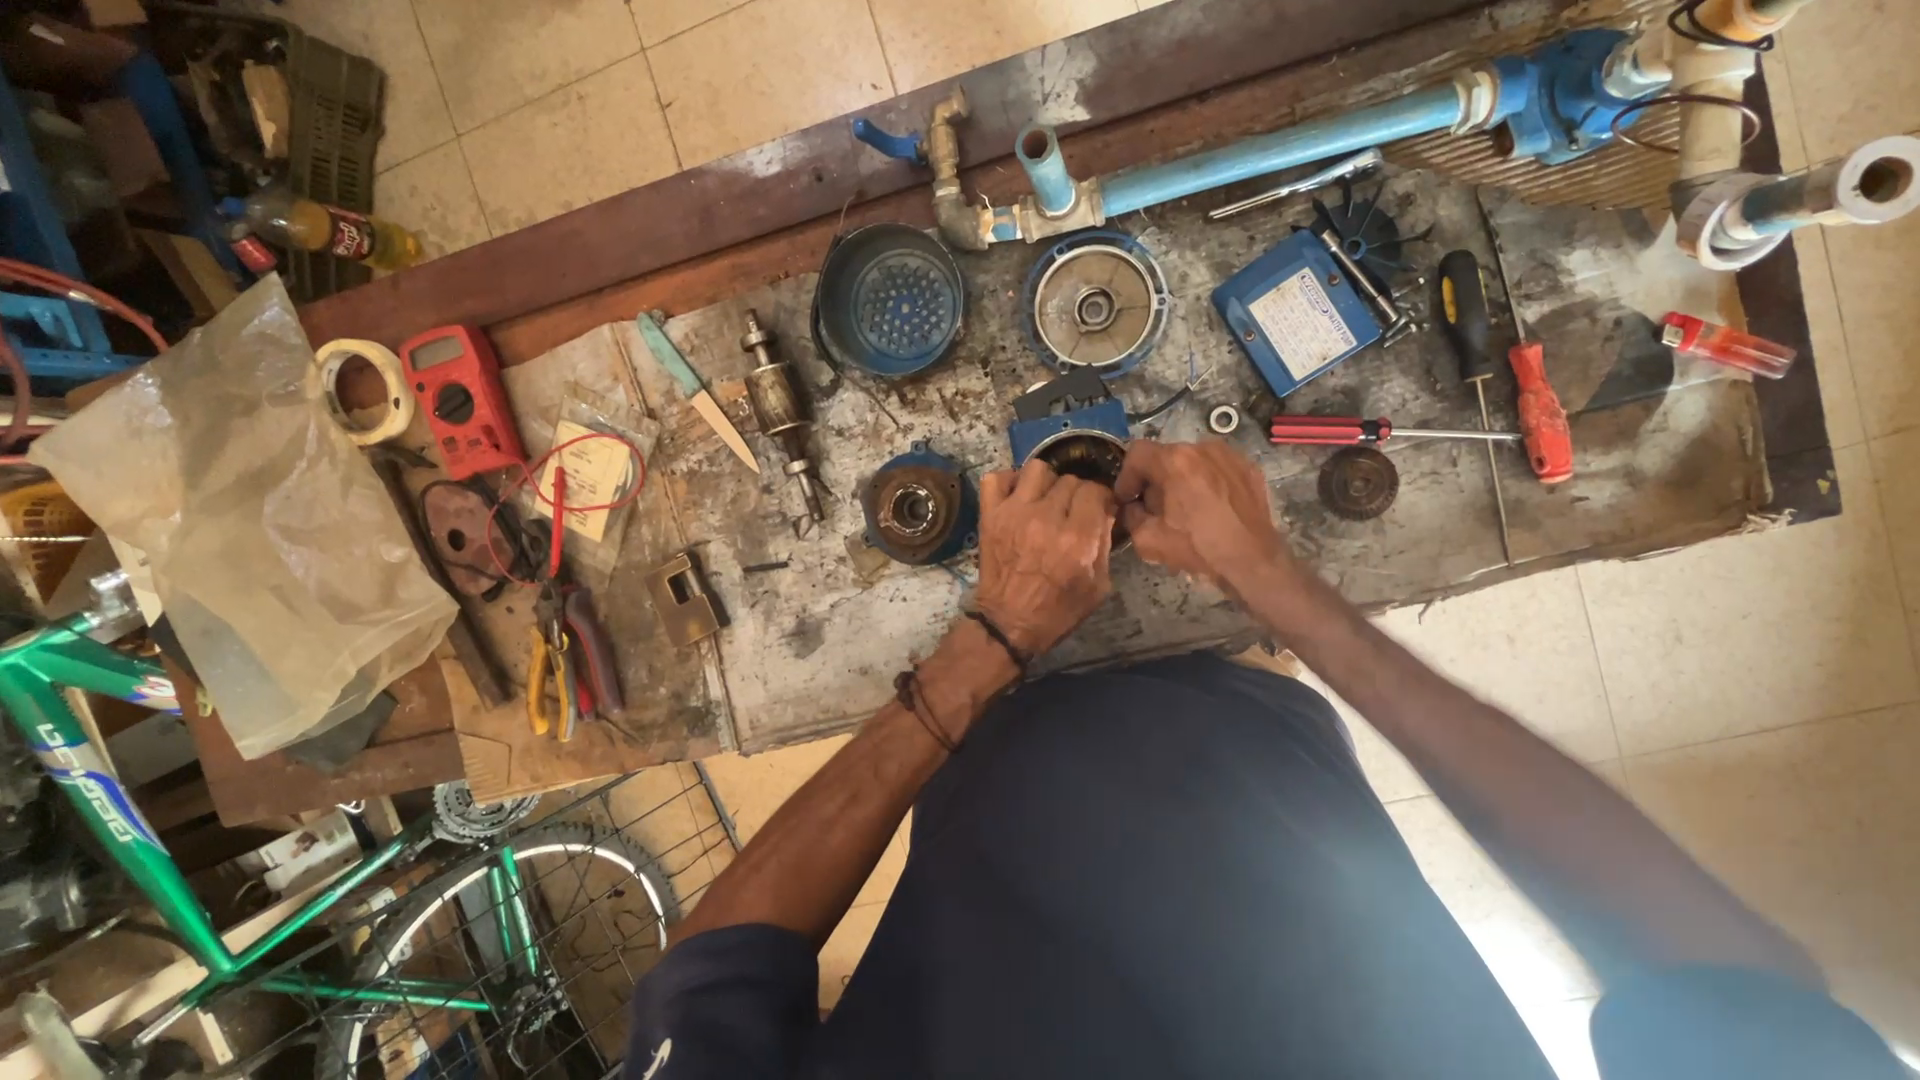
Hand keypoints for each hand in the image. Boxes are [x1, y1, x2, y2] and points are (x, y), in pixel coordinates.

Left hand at [973, 457, 1116, 654]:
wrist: (1008, 624)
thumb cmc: (1058, 610)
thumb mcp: (1098, 585)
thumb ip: (1105, 543)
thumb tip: (1106, 512)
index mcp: (1077, 539)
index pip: (1096, 491)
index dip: (1101, 499)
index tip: (1099, 510)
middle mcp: (1045, 519)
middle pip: (1070, 480)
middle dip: (1077, 494)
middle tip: (1072, 513)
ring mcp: (1013, 513)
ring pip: (1037, 469)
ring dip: (1047, 483)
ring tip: (1046, 502)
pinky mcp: (989, 515)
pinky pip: (996, 478)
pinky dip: (1009, 482)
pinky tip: (1019, 498)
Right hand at [1114, 439, 1292, 594]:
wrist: (1252, 561)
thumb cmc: (1198, 548)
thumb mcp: (1148, 539)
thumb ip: (1131, 516)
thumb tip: (1134, 507)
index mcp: (1175, 461)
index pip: (1137, 453)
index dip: (1126, 476)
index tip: (1128, 498)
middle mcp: (1202, 448)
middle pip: (1167, 456)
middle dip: (1155, 479)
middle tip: (1156, 507)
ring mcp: (1230, 456)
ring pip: (1194, 460)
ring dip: (1182, 479)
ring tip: (1186, 507)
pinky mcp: (1249, 468)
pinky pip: (1218, 469)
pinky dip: (1208, 482)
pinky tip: (1212, 507)